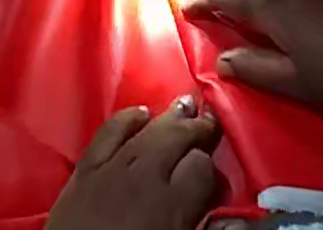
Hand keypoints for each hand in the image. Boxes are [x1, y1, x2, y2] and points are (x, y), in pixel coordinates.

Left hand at [45, 96, 221, 229]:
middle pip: (175, 139)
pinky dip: (127, 118)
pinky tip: (140, 113)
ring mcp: (112, 167)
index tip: (217, 177)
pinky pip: (109, 131)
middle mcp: (143, 176)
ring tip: (185, 104)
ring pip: (146, 130)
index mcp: (170, 205)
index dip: (213, 170)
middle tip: (211, 119)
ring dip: (167, 118)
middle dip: (197, 129)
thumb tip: (236, 221)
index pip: (201, 169)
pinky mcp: (85, 168)